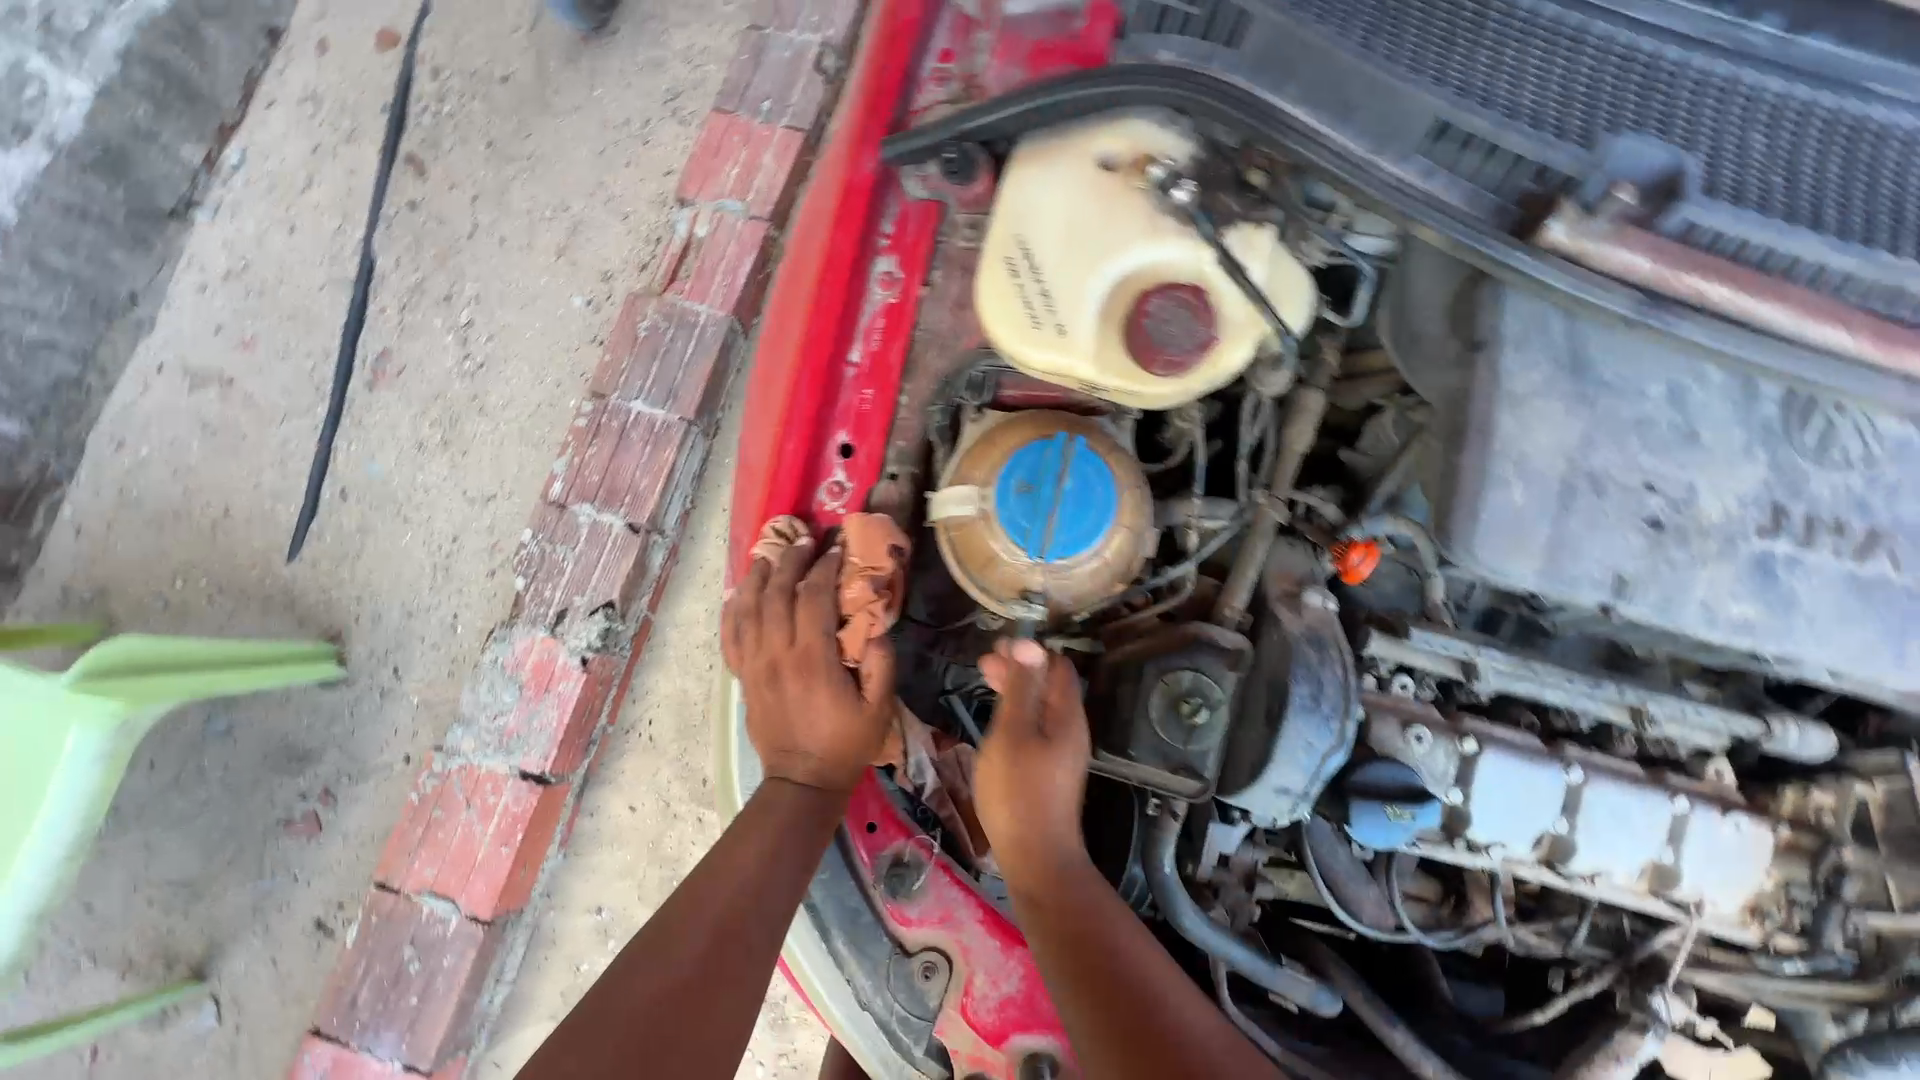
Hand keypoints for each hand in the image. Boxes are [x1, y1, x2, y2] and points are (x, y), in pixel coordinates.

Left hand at [722, 534, 894, 793]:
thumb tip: (876, 627)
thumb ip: (882, 664)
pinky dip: (732, 608)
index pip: (813, 597)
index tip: (836, 548)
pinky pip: (730, 634)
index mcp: (812, 658)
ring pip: (747, 608)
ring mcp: (754, 664)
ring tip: (771, 554)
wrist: (802, 781)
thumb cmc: (845, 743)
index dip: (824, 567)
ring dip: (758, 576)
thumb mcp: (879, 708)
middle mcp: (777, 654)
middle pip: (777, 593)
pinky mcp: (743, 675)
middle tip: (805, 540)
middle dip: (791, 560)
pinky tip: (739, 591)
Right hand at [974, 639, 1092, 888]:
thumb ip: (1021, 688)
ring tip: (986, 685)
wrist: (1036, 859)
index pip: (1057, 666)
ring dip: (1016, 692)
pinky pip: (1036, 730)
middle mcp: (1071, 730)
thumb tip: (1029, 644)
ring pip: (1041, 709)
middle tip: (983, 664)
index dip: (1029, 652)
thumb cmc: (1018, 792)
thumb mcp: (1012, 733)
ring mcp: (1063, 753)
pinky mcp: (1051, 773)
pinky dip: (1017, 716)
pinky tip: (997, 724)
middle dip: (1019, 670)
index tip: (996, 649)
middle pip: (1049, 686)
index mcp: (1066, 715)